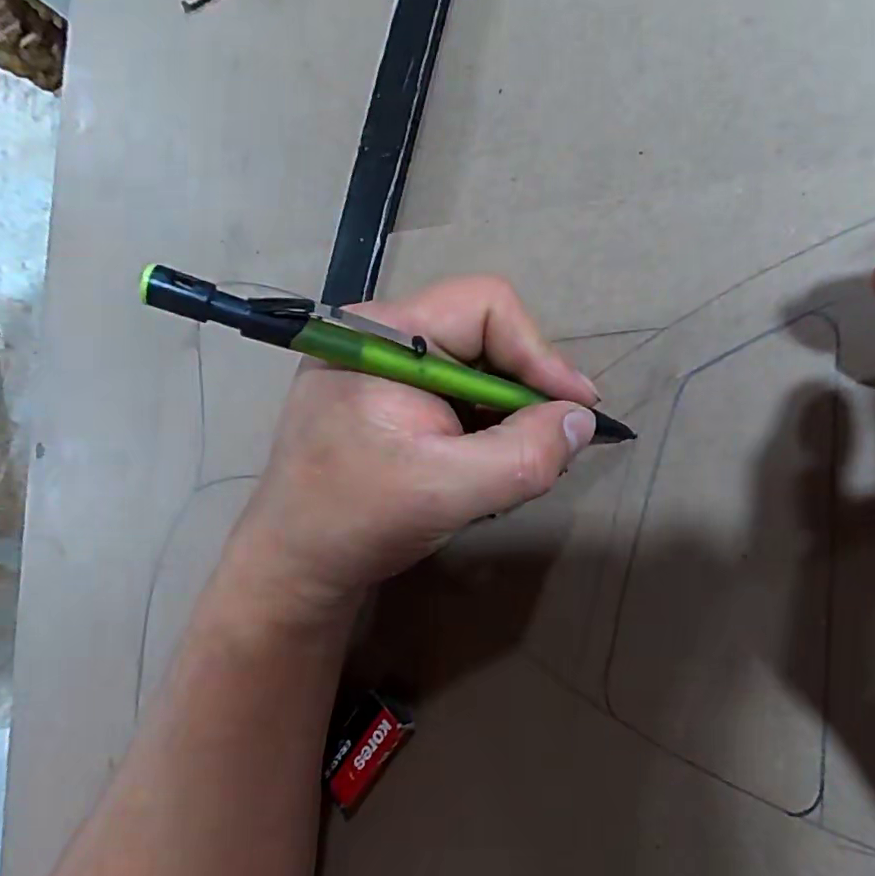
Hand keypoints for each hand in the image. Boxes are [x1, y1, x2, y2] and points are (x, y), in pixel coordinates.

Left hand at [215, 276, 599, 631]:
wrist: (293, 567)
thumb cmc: (354, 522)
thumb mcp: (448, 490)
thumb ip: (524, 454)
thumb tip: (581, 420)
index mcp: (383, 334)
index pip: (485, 308)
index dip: (540, 354)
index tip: (577, 409)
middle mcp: (380, 339)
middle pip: (483, 339)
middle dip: (524, 394)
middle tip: (550, 445)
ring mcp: (380, 371)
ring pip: (473, 373)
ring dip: (505, 419)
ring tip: (512, 467)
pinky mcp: (384, 403)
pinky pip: (452, 399)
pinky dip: (480, 432)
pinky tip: (480, 471)